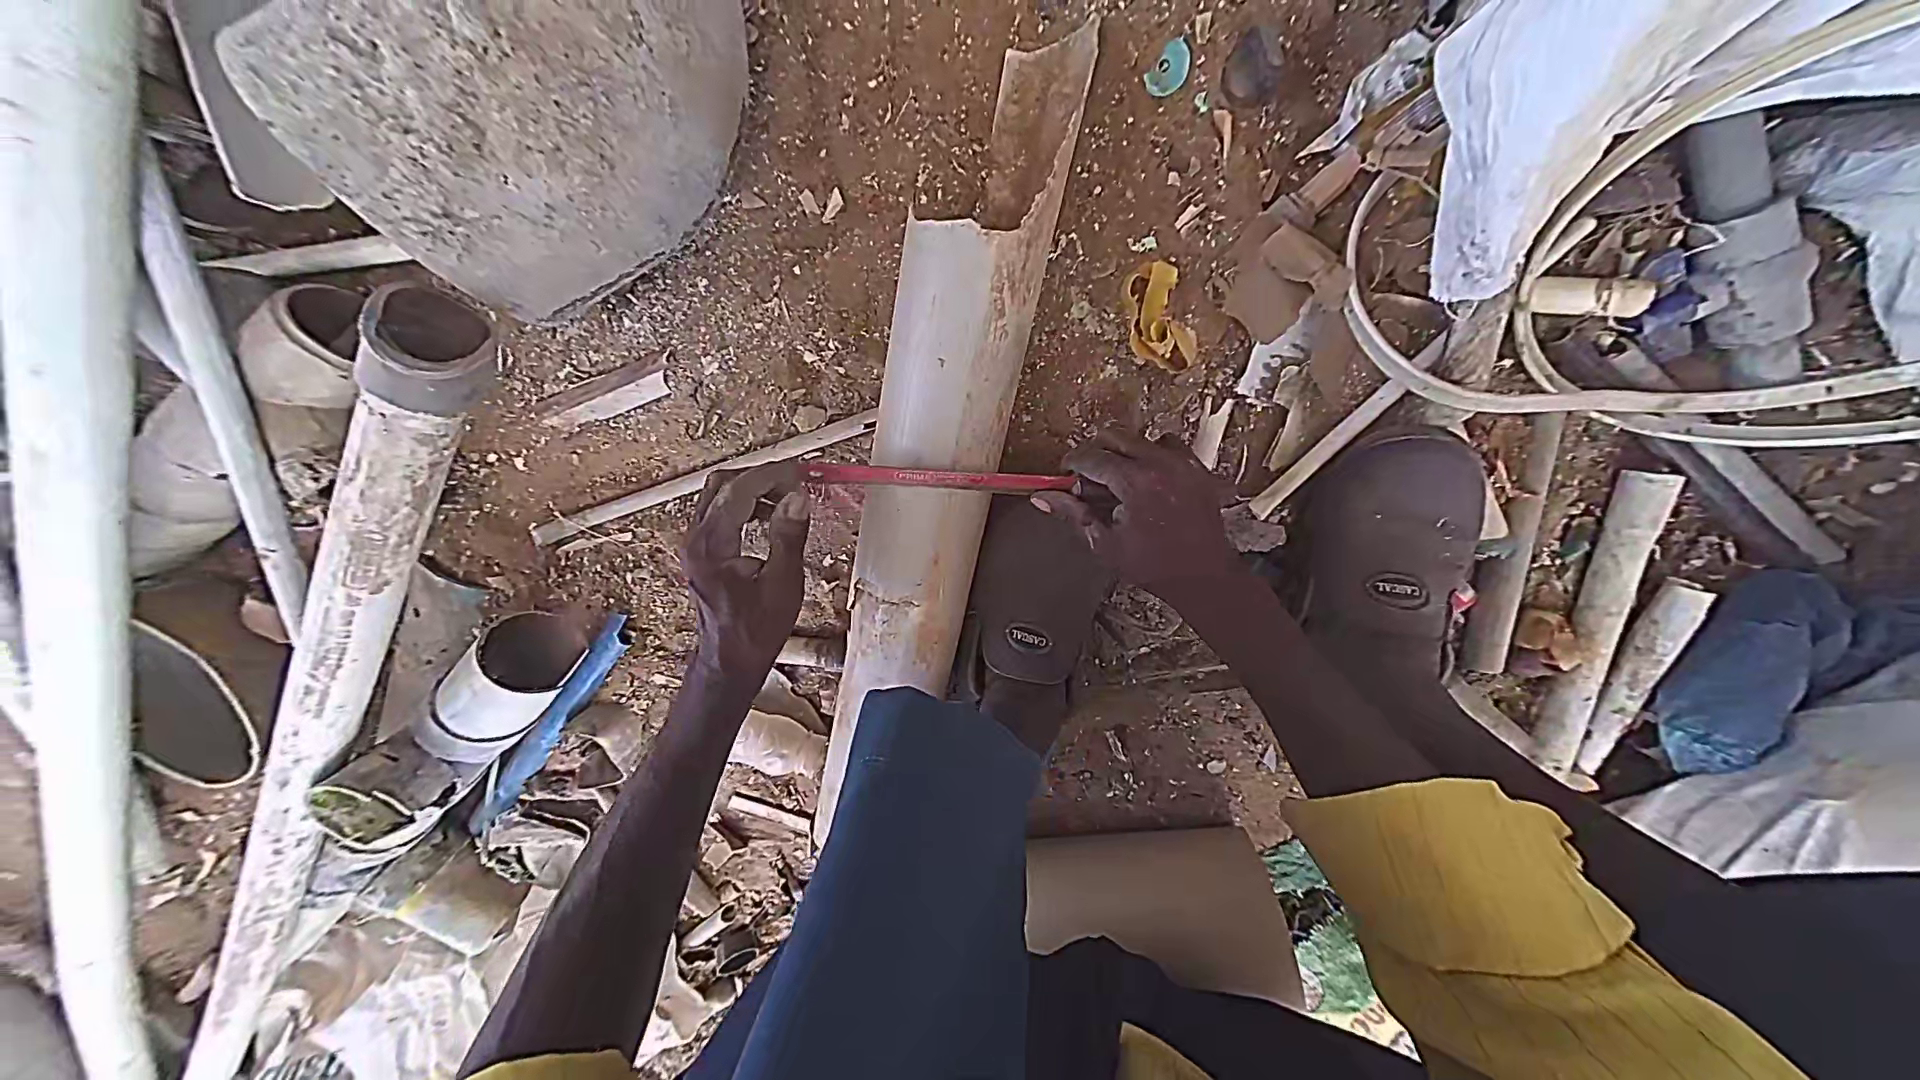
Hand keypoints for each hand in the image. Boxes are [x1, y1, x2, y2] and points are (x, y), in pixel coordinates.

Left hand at [681, 462, 810, 681]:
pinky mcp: (700, 551)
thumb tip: (798, 497)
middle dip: (760, 478)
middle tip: (794, 486)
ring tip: (786, 501)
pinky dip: (744, 506)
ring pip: (718, 496)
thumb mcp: (783, 583)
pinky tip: (769, 517)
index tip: (799, 474)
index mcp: (712, 545)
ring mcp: (694, 545)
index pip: (739, 490)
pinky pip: (718, 512)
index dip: (771, 475)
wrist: (730, 659)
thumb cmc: (757, 629)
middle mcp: (696, 539)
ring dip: (752, 491)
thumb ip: (788, 536)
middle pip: (723, 485)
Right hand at [1032, 428, 1238, 596]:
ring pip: (1138, 439)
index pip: (1091, 457)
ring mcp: (1182, 463)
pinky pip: (1166, 446)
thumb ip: (1073, 513)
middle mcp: (1160, 464)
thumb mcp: (1104, 543)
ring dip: (1122, 454)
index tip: (1065, 474)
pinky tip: (1145, 482)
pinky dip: (1150, 456)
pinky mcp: (1196, 468)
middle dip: (1095, 455)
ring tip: (1118, 485)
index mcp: (1135, 482)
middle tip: (1088, 481)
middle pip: (1113, 436)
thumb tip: (1043, 498)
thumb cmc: (1155, 566)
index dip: (1072, 463)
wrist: (1202, 575)